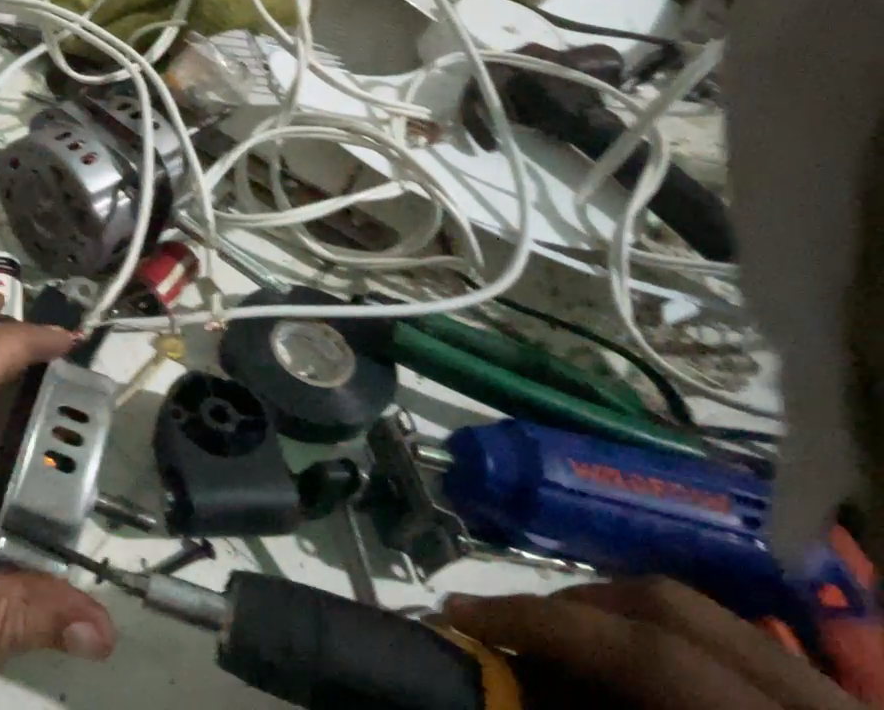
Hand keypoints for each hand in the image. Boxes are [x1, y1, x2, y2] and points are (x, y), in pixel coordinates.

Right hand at [445, 577, 859, 709]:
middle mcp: (820, 708)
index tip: (462, 616)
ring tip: (555, 645)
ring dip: (610, 618)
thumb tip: (519, 689)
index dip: (542, 623)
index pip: (651, 651)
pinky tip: (625, 680)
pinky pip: (733, 648)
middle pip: (671, 606)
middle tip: (502, 624)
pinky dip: (661, 648)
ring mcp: (841, 705)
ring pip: (703, 616)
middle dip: (570, 605)